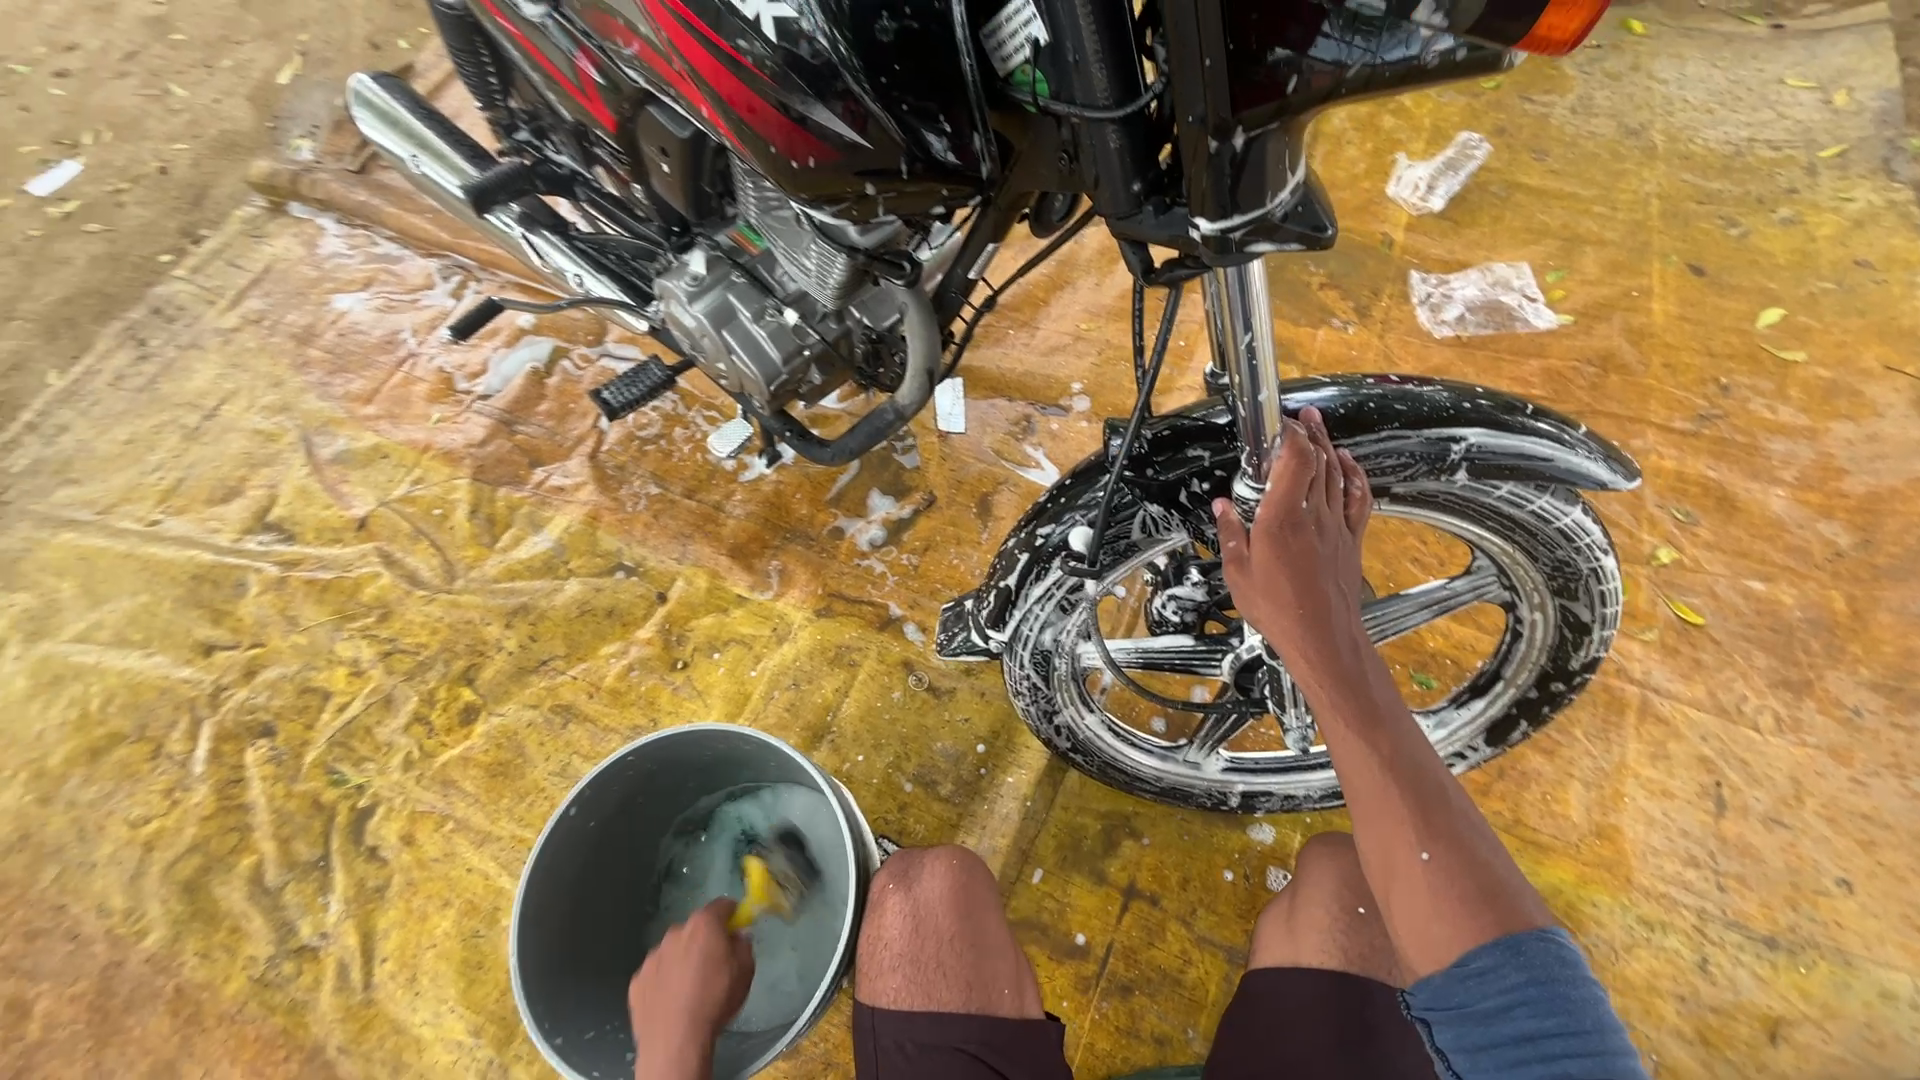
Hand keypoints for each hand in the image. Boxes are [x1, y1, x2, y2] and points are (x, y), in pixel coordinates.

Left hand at [628, 898, 754, 1079]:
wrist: (675, 1040)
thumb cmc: (716, 1000)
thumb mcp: (746, 970)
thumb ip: (743, 945)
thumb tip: (737, 937)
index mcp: (704, 925)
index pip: (722, 905)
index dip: (732, 914)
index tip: (736, 928)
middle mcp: (675, 933)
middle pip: (695, 928)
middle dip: (705, 940)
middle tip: (714, 964)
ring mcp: (652, 957)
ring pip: (673, 950)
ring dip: (683, 959)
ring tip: (690, 988)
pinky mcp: (637, 980)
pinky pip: (657, 973)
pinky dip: (664, 980)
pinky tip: (672, 1001)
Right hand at [1213, 406, 1375, 701]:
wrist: (1322, 636)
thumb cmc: (1277, 609)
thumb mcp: (1238, 573)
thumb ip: (1231, 533)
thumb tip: (1222, 507)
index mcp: (1281, 520)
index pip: (1295, 460)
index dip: (1290, 436)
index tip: (1279, 425)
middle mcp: (1312, 516)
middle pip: (1318, 460)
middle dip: (1309, 433)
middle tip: (1300, 417)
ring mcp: (1336, 526)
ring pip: (1336, 474)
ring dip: (1328, 446)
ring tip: (1319, 426)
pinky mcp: (1350, 539)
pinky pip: (1357, 498)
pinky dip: (1354, 475)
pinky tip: (1348, 463)